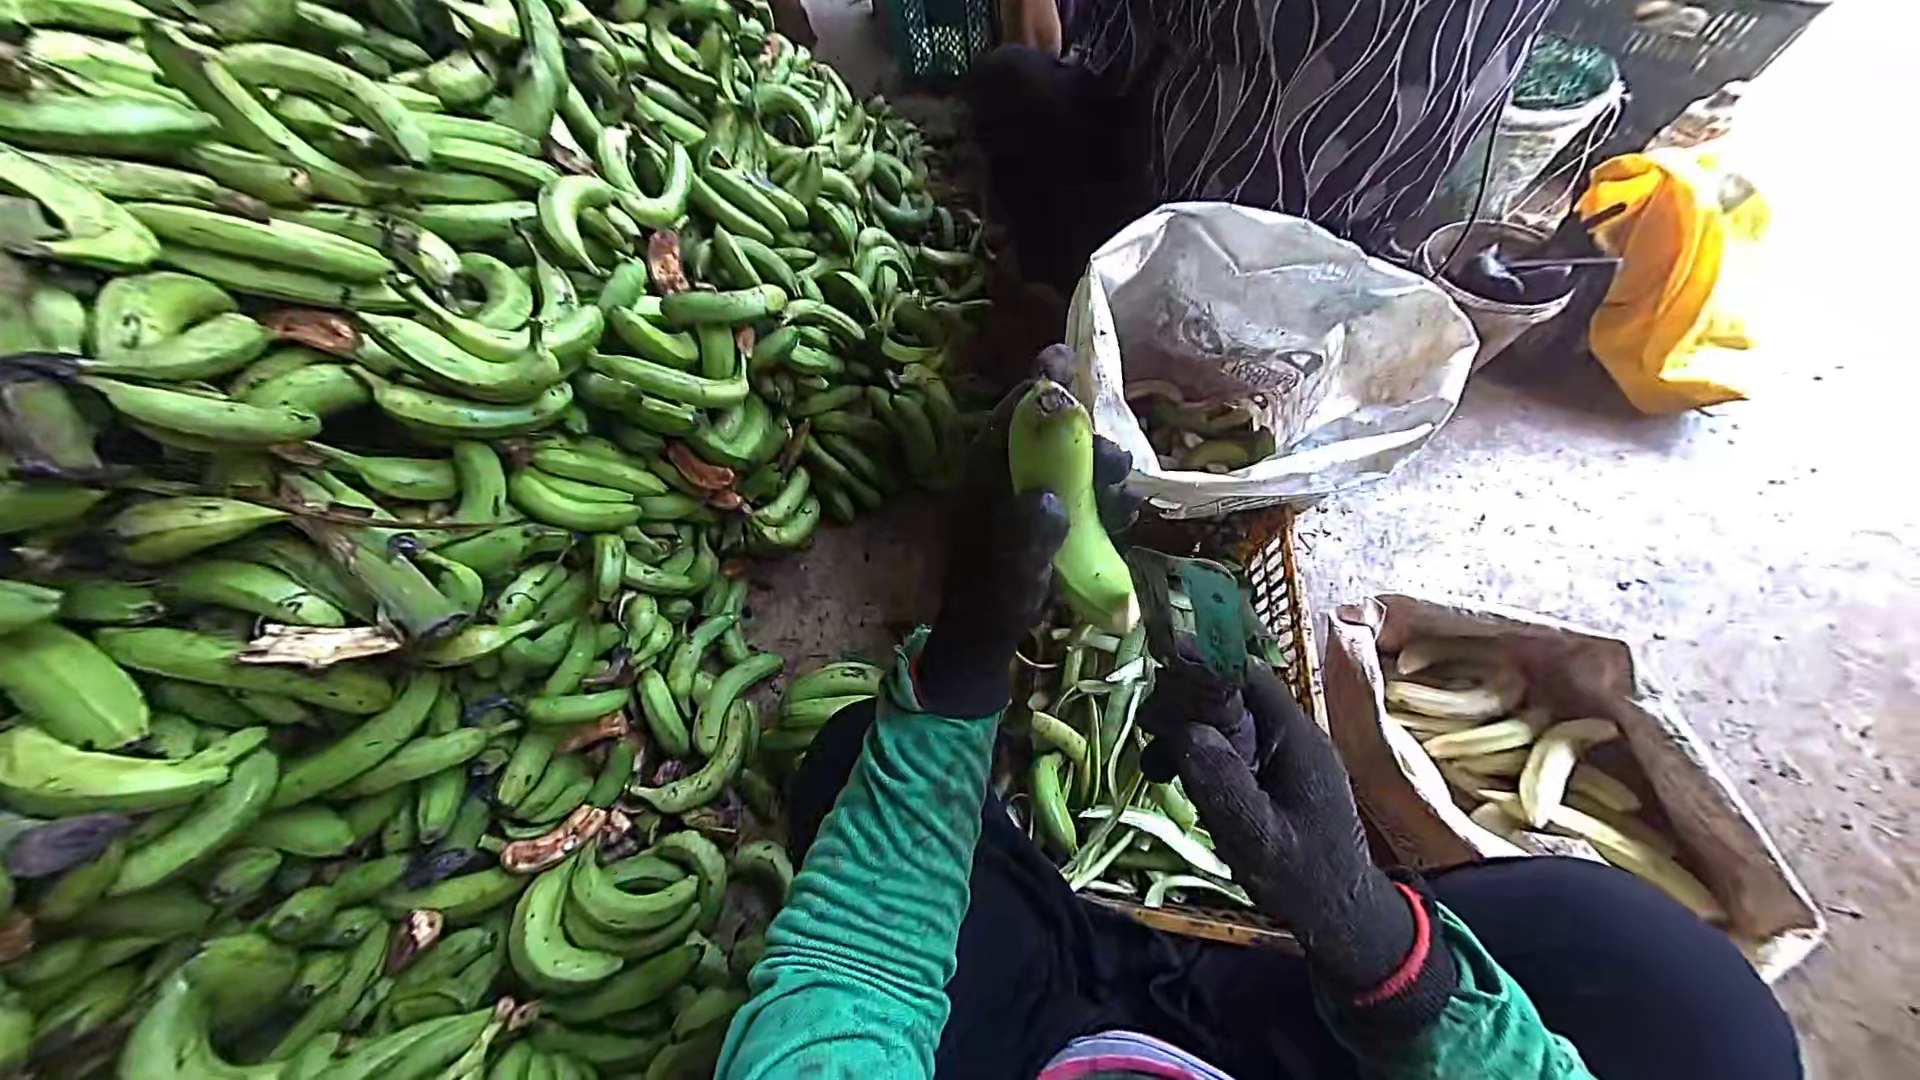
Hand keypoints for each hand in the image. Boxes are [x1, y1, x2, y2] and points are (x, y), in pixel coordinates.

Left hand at [916, 345, 1133, 716]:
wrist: (996, 627)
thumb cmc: (994, 592)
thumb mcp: (1009, 566)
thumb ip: (1026, 533)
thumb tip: (1050, 500)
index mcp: (989, 467)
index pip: (1015, 411)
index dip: (1042, 385)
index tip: (1069, 364)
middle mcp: (1016, 470)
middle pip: (1058, 432)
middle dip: (1089, 440)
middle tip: (1112, 463)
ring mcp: (1040, 490)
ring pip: (1081, 461)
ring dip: (1105, 471)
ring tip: (1119, 495)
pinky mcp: (1061, 512)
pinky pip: (1091, 492)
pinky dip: (1110, 498)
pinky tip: (1122, 514)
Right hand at [1139, 659, 1443, 1002]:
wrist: (1341, 920)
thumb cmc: (1305, 880)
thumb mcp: (1257, 836)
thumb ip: (1222, 782)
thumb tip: (1183, 727)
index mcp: (1295, 738)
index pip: (1246, 674)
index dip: (1202, 665)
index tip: (1160, 672)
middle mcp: (1285, 733)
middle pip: (1225, 691)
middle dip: (1182, 704)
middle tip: (1150, 731)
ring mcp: (1274, 750)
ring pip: (1216, 716)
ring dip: (1180, 730)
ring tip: (1153, 764)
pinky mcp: (1262, 768)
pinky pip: (1220, 741)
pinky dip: (1190, 750)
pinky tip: (1167, 774)